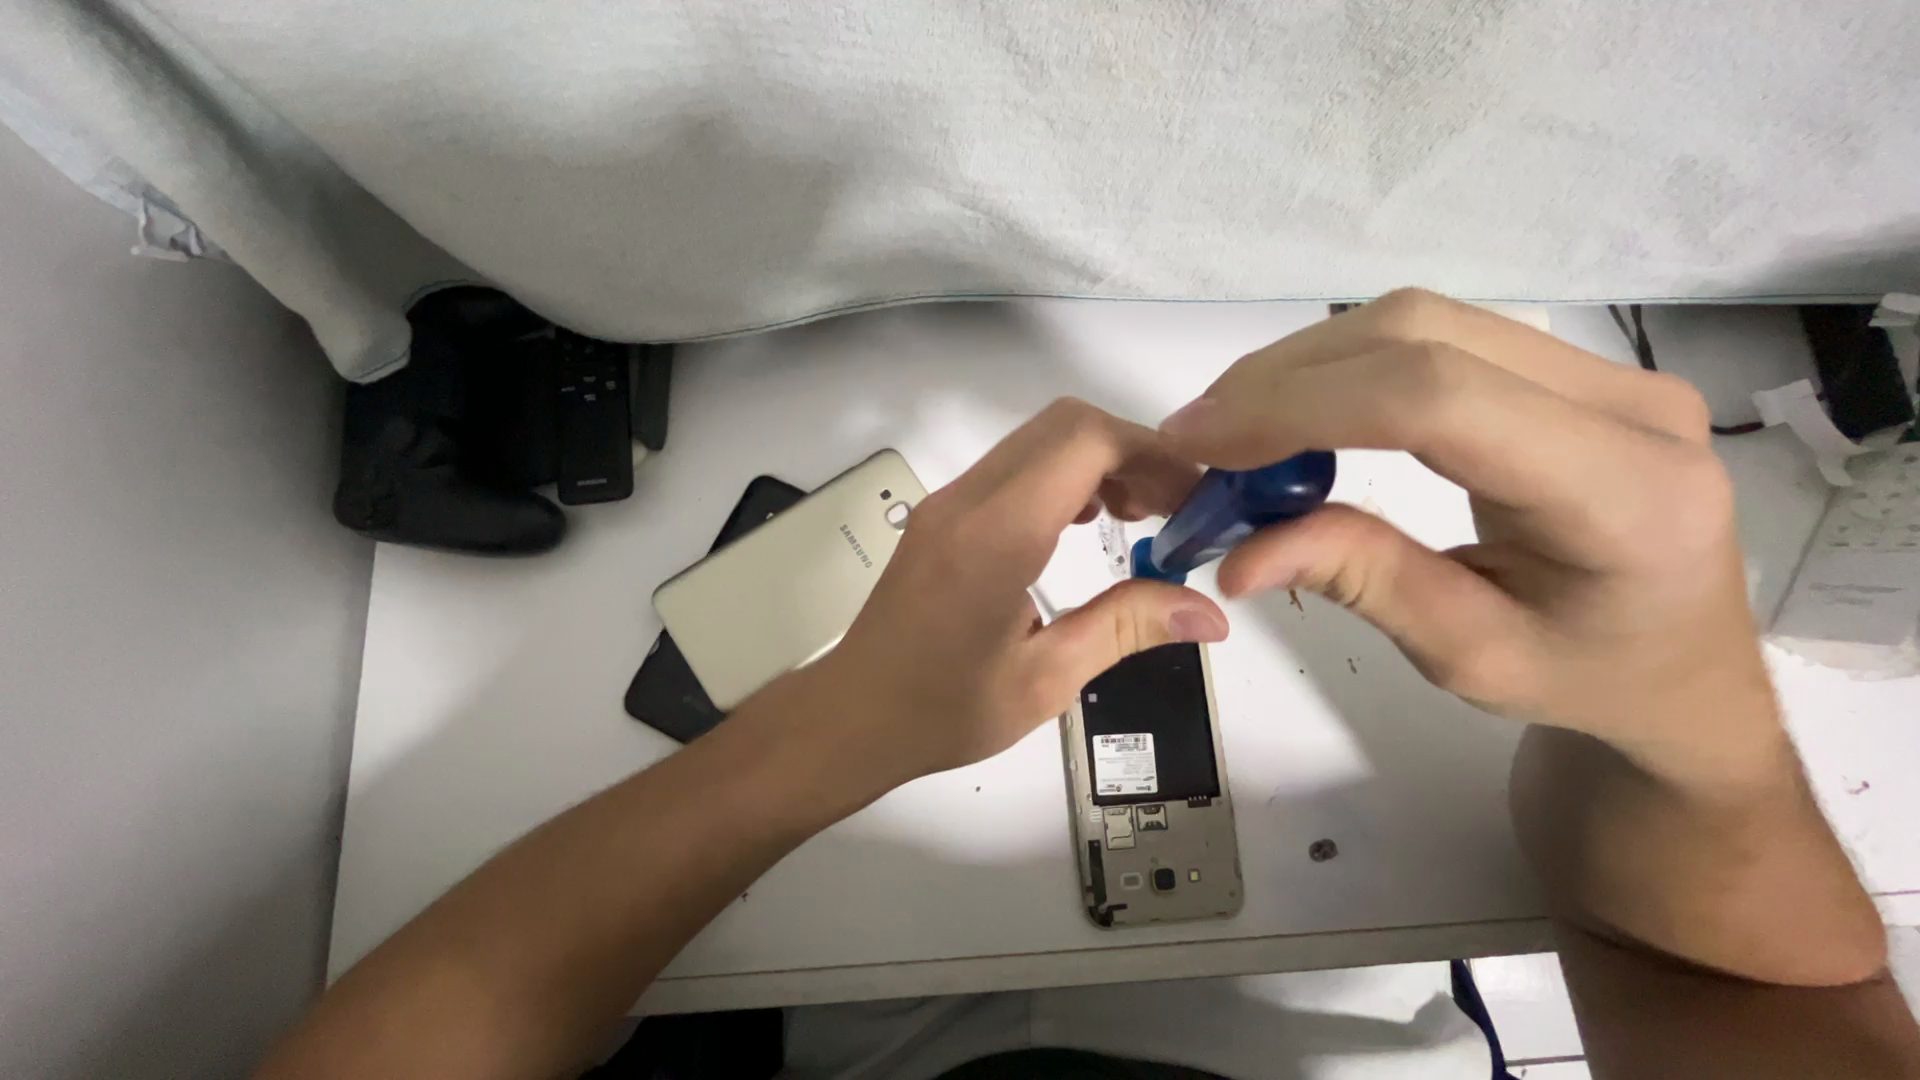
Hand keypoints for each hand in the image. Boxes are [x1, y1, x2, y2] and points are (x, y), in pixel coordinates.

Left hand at [800, 398, 1229, 785]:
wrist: (854, 714)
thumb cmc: (943, 710)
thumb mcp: (1045, 678)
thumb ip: (1126, 628)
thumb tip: (1210, 612)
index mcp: (995, 536)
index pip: (1084, 441)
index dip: (1152, 454)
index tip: (1192, 500)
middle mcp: (967, 499)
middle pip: (1065, 424)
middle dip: (1133, 452)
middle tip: (1173, 510)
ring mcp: (948, 501)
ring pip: (1038, 439)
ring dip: (1098, 460)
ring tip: (1138, 517)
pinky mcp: (942, 513)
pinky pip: (1013, 466)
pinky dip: (1062, 476)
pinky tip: (1082, 525)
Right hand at [1157, 290, 1778, 783]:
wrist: (1680, 663)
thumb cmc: (1587, 679)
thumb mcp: (1468, 656)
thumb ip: (1361, 583)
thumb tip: (1238, 555)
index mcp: (1622, 493)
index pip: (1436, 402)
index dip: (1300, 407)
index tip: (1199, 444)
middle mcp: (1625, 402)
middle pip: (1421, 334)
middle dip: (1285, 378)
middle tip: (1199, 438)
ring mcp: (1601, 371)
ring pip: (1418, 320)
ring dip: (1304, 367)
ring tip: (1235, 431)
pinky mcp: (1564, 369)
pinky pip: (1431, 338)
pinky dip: (1339, 369)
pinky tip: (1296, 415)